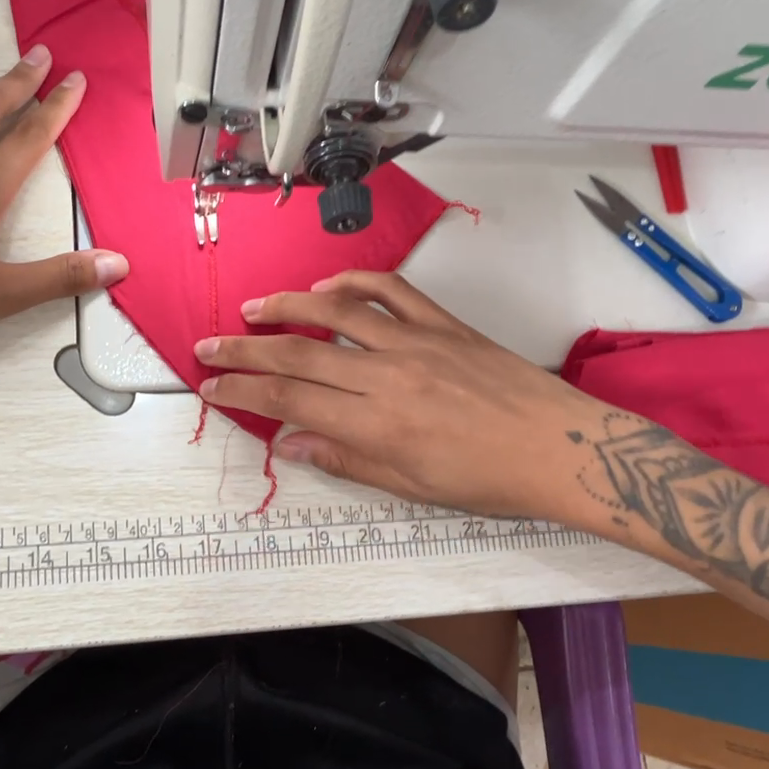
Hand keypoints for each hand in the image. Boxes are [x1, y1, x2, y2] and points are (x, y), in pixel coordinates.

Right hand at [194, 271, 621, 522]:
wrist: (559, 448)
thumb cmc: (488, 479)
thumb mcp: (411, 485)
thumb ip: (346, 458)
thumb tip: (290, 445)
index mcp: (376, 424)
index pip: (289, 401)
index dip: (243, 391)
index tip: (212, 385)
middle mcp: (387, 376)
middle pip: (298, 355)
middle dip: (244, 350)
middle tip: (208, 345)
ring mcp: (416, 342)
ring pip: (336, 314)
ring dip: (287, 307)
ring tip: (252, 309)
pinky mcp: (444, 324)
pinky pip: (392, 291)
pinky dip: (356, 283)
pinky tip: (329, 287)